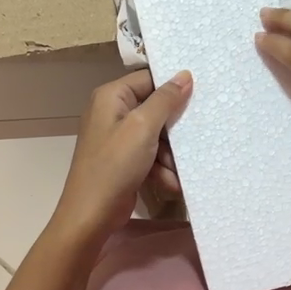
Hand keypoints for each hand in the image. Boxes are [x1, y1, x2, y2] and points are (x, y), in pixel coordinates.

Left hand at [49, 68, 192, 244]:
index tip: (198, 95)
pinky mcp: (124, 161)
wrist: (91, 215)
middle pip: (155, 109)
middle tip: (192, 138)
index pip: (148, 79)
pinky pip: (150, 156)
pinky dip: (161, 169)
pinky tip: (170, 184)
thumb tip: (184, 74)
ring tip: (177, 171)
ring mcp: (118, 138)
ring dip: (170, 155)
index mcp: (111, 96)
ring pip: (156, 136)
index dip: (172, 86)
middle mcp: (112, 112)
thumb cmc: (115, 165)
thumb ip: (166, 99)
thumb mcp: (143, 127)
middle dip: (173, 130)